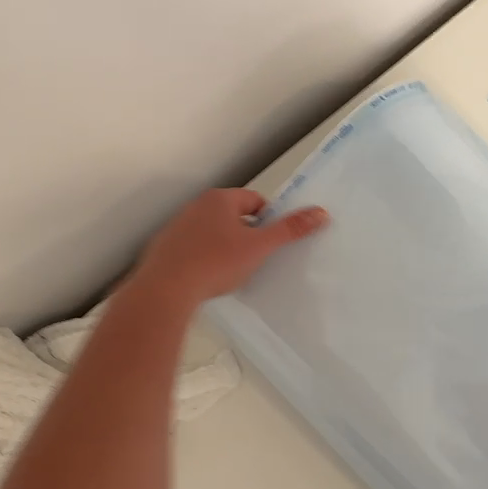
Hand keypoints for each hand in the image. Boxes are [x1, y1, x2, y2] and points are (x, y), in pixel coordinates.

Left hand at [128, 188, 327, 306]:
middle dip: (247, 235)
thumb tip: (321, 212)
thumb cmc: (217, 262)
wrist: (165, 289)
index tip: (269, 244)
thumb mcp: (260, 247)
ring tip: (231, 271)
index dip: (268, 221)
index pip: (256, 201)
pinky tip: (208, 278)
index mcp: (220, 199)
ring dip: (226, 246)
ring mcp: (178, 226)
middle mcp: (197, 206)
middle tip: (254, 259)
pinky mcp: (165, 247)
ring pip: (213, 232)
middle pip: (234, 215)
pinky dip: (205, 258)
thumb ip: (291, 229)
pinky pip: (195, 248)